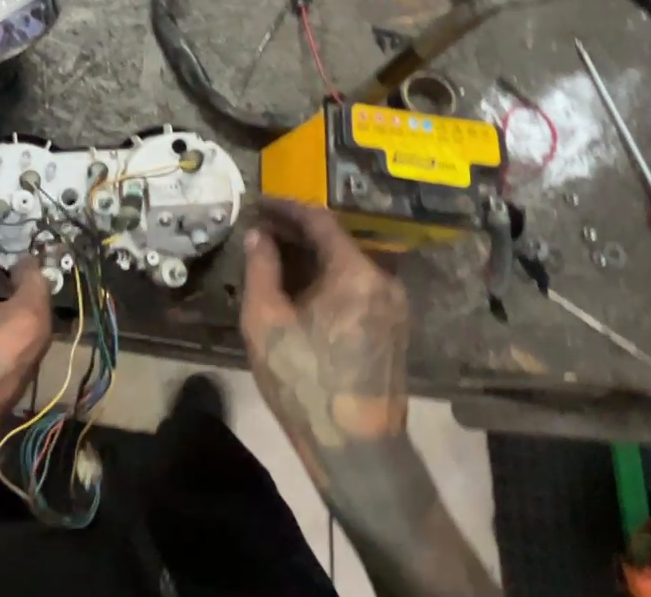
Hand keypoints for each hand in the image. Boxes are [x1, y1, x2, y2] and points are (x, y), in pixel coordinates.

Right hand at [240, 202, 500, 595]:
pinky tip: (298, 287)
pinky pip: (355, 286)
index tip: (257, 202)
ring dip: (310, 255)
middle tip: (258, 229)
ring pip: (346, 264)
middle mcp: (383, 281)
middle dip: (295, 231)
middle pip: (336, 240)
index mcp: (356, 272)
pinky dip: (325, 277)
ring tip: (272, 256)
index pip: (319, 220)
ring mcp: (393, 306)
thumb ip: (261, 268)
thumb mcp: (265, 320)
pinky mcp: (392, 328)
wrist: (355, 447)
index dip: (285, 207)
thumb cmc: (304, 380)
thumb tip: (260, 234)